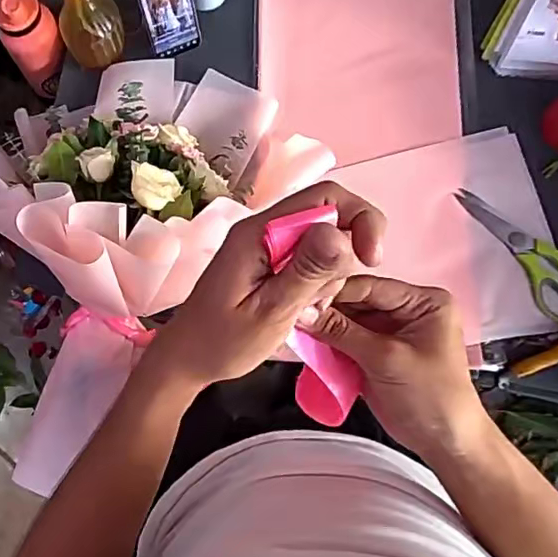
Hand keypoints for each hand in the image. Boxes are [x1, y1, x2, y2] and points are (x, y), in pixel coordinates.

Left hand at [145, 182, 385, 388]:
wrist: (187, 359)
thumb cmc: (222, 342)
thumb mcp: (270, 311)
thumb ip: (305, 271)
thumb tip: (340, 232)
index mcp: (260, 232)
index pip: (325, 197)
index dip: (359, 219)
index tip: (370, 259)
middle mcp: (264, 229)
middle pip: (329, 216)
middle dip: (342, 256)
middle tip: (322, 298)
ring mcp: (266, 245)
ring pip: (324, 242)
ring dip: (328, 276)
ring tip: (304, 309)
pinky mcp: (269, 262)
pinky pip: (310, 260)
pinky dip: (317, 284)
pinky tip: (300, 310)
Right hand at [300, 276, 491, 458]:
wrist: (445, 444)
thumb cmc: (432, 398)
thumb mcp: (386, 358)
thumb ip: (342, 332)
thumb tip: (303, 312)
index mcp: (423, 302)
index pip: (371, 286)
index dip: (336, 291)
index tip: (302, 297)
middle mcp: (407, 311)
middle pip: (357, 301)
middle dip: (327, 310)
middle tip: (294, 313)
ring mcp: (390, 332)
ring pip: (348, 320)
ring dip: (325, 327)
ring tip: (296, 327)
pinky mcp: (377, 352)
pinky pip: (347, 340)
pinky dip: (330, 343)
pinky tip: (308, 343)